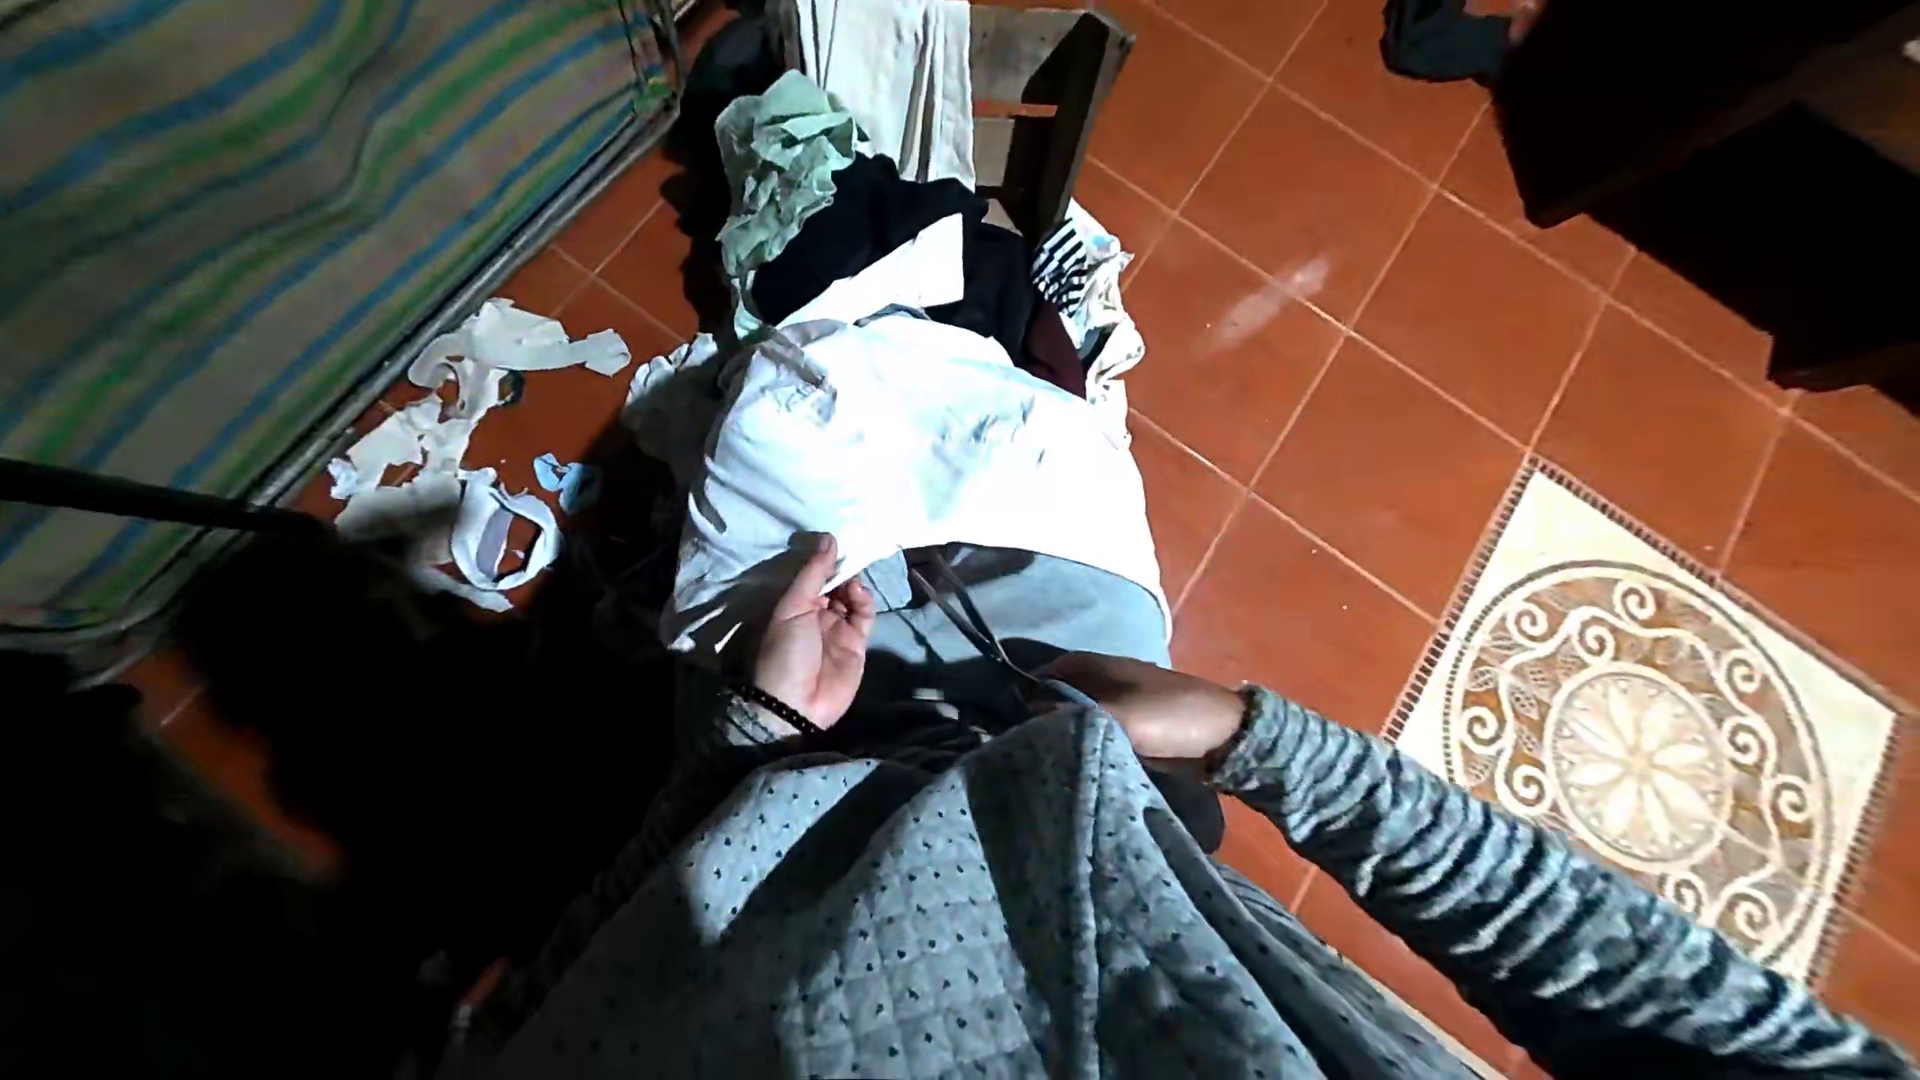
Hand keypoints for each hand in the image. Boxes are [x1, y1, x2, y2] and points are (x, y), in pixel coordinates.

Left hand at [753, 534, 874, 729]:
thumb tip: (829, 538)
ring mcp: (837, 627)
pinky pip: (865, 614)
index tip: (836, 540)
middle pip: (835, 583)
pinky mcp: (857, 642)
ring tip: (852, 582)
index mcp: (795, 604)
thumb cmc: (785, 651)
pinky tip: (858, 594)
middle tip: (851, 555)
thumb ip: (812, 573)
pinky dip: (865, 601)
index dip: (825, 559)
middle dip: (843, 569)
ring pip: (852, 596)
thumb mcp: (792, 608)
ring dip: (853, 583)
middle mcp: (816, 613)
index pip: (813, 575)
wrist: (796, 703)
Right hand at [1037, 652, 1245, 764]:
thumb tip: (1029, 712)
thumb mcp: (1119, 715)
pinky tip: (1073, 756)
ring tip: (1042, 750)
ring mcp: (1122, 702)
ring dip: (1066, 726)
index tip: (1011, 711)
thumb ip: (1075, 713)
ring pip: (1082, 711)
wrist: (1225, 738)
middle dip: (1045, 709)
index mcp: (1102, 665)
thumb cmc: (1169, 716)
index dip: (1032, 686)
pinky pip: (1099, 728)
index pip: (1054, 669)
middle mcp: (1107, 679)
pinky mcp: (1134, 726)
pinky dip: (1086, 738)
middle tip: (1023, 736)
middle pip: (1065, 691)